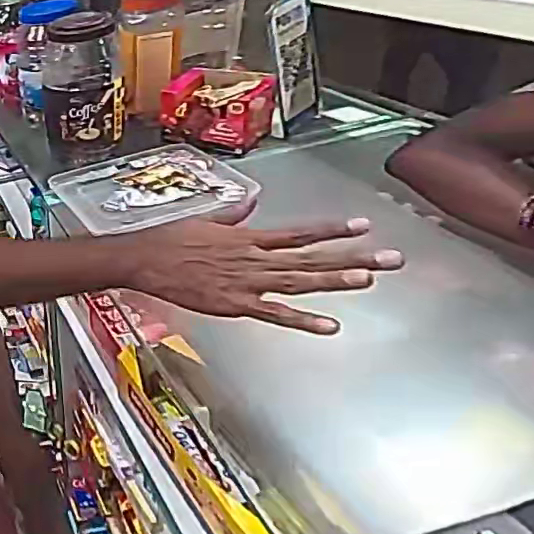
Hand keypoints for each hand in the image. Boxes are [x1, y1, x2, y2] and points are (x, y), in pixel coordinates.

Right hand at [125, 216, 402, 333]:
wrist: (143, 258)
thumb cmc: (167, 238)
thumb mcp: (201, 221)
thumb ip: (229, 217)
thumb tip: (247, 207)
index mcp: (245, 237)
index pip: (297, 233)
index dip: (331, 230)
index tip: (363, 226)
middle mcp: (252, 257)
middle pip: (309, 257)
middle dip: (352, 257)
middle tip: (391, 260)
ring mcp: (244, 281)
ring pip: (298, 281)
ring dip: (334, 280)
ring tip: (368, 280)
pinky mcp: (231, 303)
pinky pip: (273, 313)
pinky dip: (301, 320)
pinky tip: (328, 326)